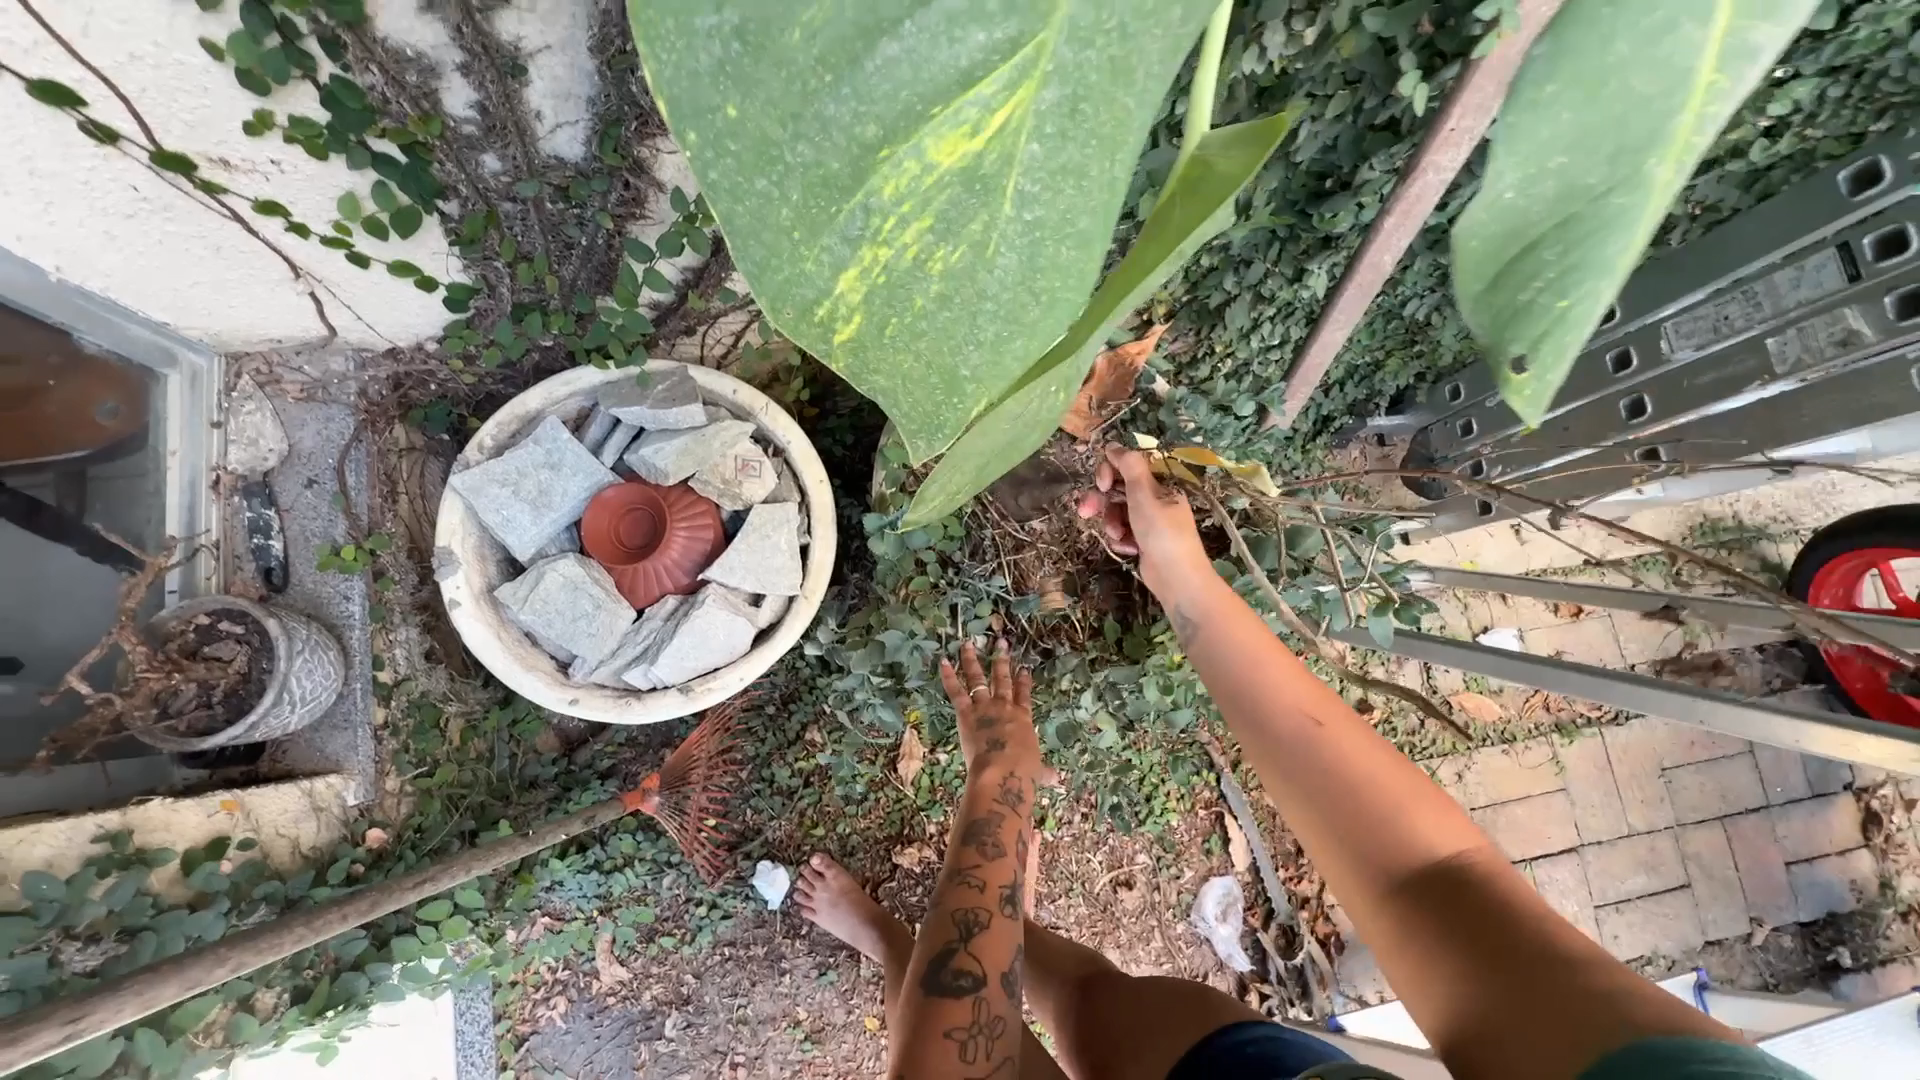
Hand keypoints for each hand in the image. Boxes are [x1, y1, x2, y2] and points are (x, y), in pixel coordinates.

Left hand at [937, 639, 1040, 773]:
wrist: (1002, 771)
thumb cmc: (1022, 772)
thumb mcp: (1037, 770)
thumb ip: (1044, 771)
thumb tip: (1056, 779)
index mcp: (1023, 718)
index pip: (1024, 695)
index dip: (1024, 681)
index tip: (1024, 668)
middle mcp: (1004, 706)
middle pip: (1002, 679)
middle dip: (1002, 660)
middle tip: (1001, 642)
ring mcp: (985, 707)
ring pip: (978, 678)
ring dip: (972, 660)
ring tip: (968, 643)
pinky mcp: (966, 713)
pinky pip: (956, 691)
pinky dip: (948, 676)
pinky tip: (943, 661)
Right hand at [1076, 445, 1210, 597]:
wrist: (1176, 577)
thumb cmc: (1162, 531)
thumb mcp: (1144, 494)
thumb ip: (1129, 466)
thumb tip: (1113, 444)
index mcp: (1160, 482)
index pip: (1127, 465)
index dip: (1109, 471)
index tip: (1102, 484)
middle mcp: (1154, 498)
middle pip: (1117, 489)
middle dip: (1101, 501)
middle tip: (1085, 511)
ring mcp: (1148, 519)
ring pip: (1116, 511)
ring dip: (1111, 523)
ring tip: (1117, 536)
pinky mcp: (1142, 539)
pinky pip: (1121, 530)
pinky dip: (1121, 538)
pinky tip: (1127, 548)